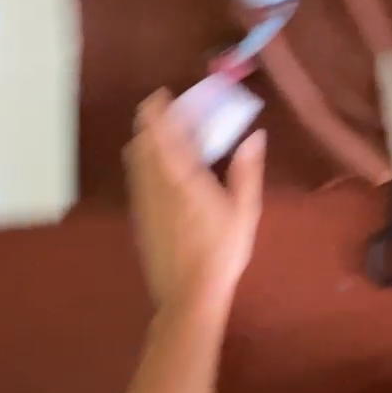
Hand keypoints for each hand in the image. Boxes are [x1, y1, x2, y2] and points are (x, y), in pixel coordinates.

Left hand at [123, 90, 265, 314]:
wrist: (189, 296)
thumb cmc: (222, 251)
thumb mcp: (245, 211)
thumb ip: (247, 171)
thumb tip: (255, 136)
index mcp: (183, 180)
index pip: (163, 136)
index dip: (157, 112)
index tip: (160, 95)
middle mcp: (157, 186)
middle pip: (143, 144)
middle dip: (150, 123)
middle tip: (169, 112)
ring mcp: (145, 203)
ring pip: (136, 161)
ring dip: (145, 141)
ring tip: (164, 134)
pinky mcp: (140, 218)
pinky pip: (137, 178)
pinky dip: (144, 161)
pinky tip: (161, 168)